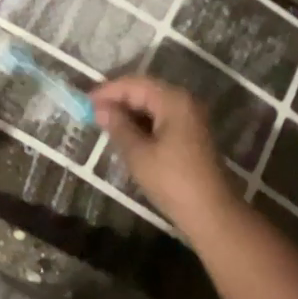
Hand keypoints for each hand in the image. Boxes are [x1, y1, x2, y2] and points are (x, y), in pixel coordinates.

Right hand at [91, 77, 239, 231]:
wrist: (212, 214)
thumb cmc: (173, 181)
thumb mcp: (138, 154)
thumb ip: (118, 126)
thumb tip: (100, 109)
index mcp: (173, 101)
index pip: (134, 84)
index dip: (108, 91)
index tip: (85, 101)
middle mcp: (184, 102)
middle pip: (145, 91)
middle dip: (118, 99)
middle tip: (92, 111)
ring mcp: (191, 119)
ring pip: (153, 106)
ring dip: (129, 112)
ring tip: (104, 123)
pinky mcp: (191, 135)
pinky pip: (161, 119)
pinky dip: (142, 123)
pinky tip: (126, 135)